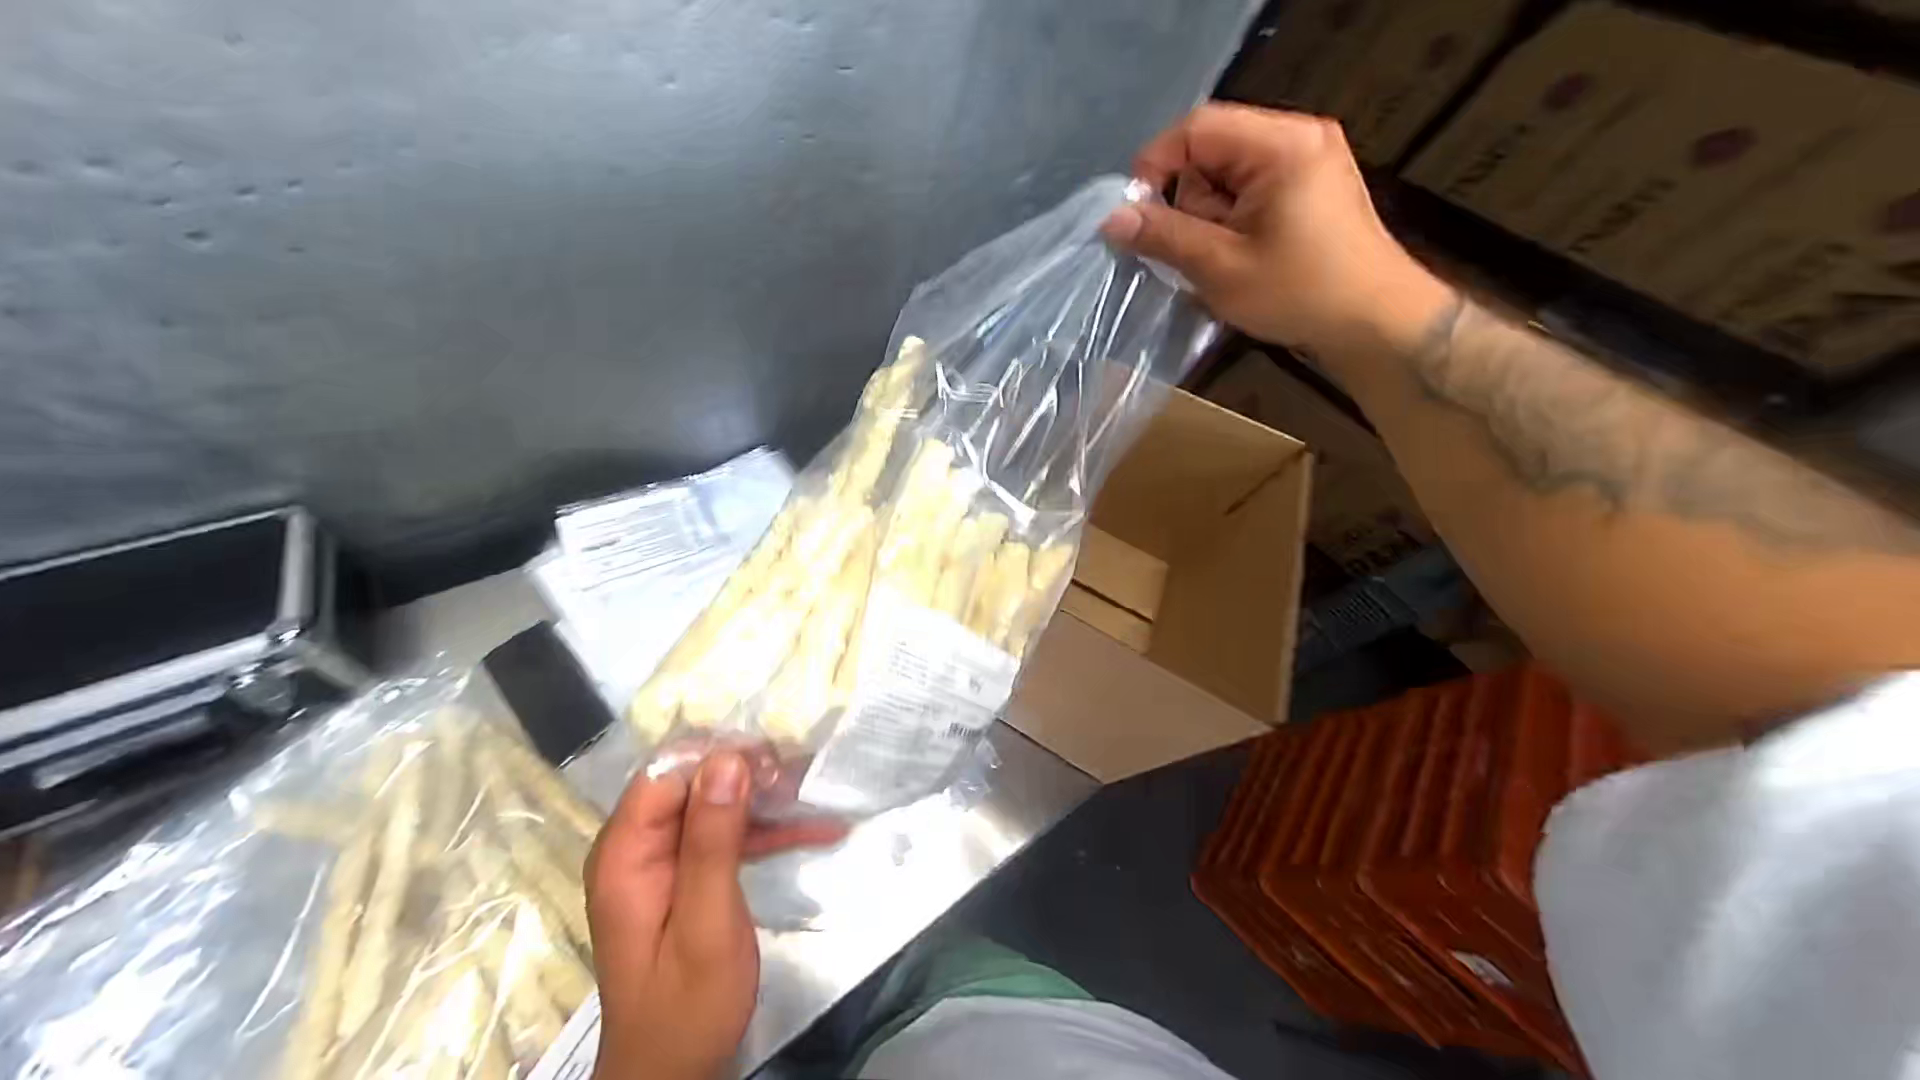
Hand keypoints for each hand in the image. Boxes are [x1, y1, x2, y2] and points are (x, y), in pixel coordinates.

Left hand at [585, 753, 847, 1079]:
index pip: (667, 773)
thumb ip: (713, 840)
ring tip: (816, 795)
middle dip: (749, 774)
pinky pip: (728, 835)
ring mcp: (662, 859)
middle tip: (803, 777)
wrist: (674, 1074)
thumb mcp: (706, 923)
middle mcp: (637, 845)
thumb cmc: (687, 1007)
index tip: (774, 760)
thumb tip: (727, 759)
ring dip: (766, 800)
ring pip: (716, 803)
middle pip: (692, 782)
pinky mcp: (685, 874)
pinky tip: (819, 830)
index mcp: (626, 852)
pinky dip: (769, 831)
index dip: (718, 757)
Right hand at [1102, 104, 1450, 357]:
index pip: (1197, 128)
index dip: (1155, 166)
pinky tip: (1239, 254)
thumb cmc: (1298, 292)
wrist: (1373, 322)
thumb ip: (1163, 236)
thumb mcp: (1219, 267)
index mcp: (1281, 144)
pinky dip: (1231, 221)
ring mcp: (1308, 160)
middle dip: (1190, 201)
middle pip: (1212, 150)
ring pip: (1227, 174)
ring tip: (1223, 260)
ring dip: (1210, 217)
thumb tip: (1110, 219)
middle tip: (1197, 250)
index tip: (1135, 215)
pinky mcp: (1310, 185)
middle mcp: (1298, 137)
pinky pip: (1250, 189)